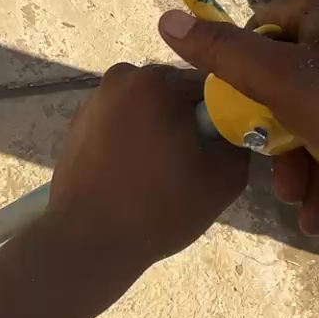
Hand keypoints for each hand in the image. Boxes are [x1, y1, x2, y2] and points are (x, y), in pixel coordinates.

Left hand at [43, 63, 249, 275]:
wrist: (88, 240)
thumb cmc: (158, 207)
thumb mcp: (223, 179)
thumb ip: (240, 141)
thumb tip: (234, 129)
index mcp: (157, 81)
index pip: (209, 87)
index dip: (221, 117)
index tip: (219, 149)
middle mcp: (122, 77)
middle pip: (174, 93)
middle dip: (186, 121)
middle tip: (192, 164)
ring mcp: (95, 98)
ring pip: (145, 107)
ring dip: (158, 129)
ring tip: (160, 172)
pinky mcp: (78, 122)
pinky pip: (120, 121)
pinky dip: (132, 138)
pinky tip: (132, 173)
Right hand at [157, 0, 318, 231]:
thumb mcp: (283, 84)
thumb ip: (223, 53)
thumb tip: (168, 18)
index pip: (258, 31)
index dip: (241, 78)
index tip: (241, 123)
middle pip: (286, 85)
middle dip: (280, 148)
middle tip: (281, 191)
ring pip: (318, 120)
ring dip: (308, 173)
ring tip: (313, 220)